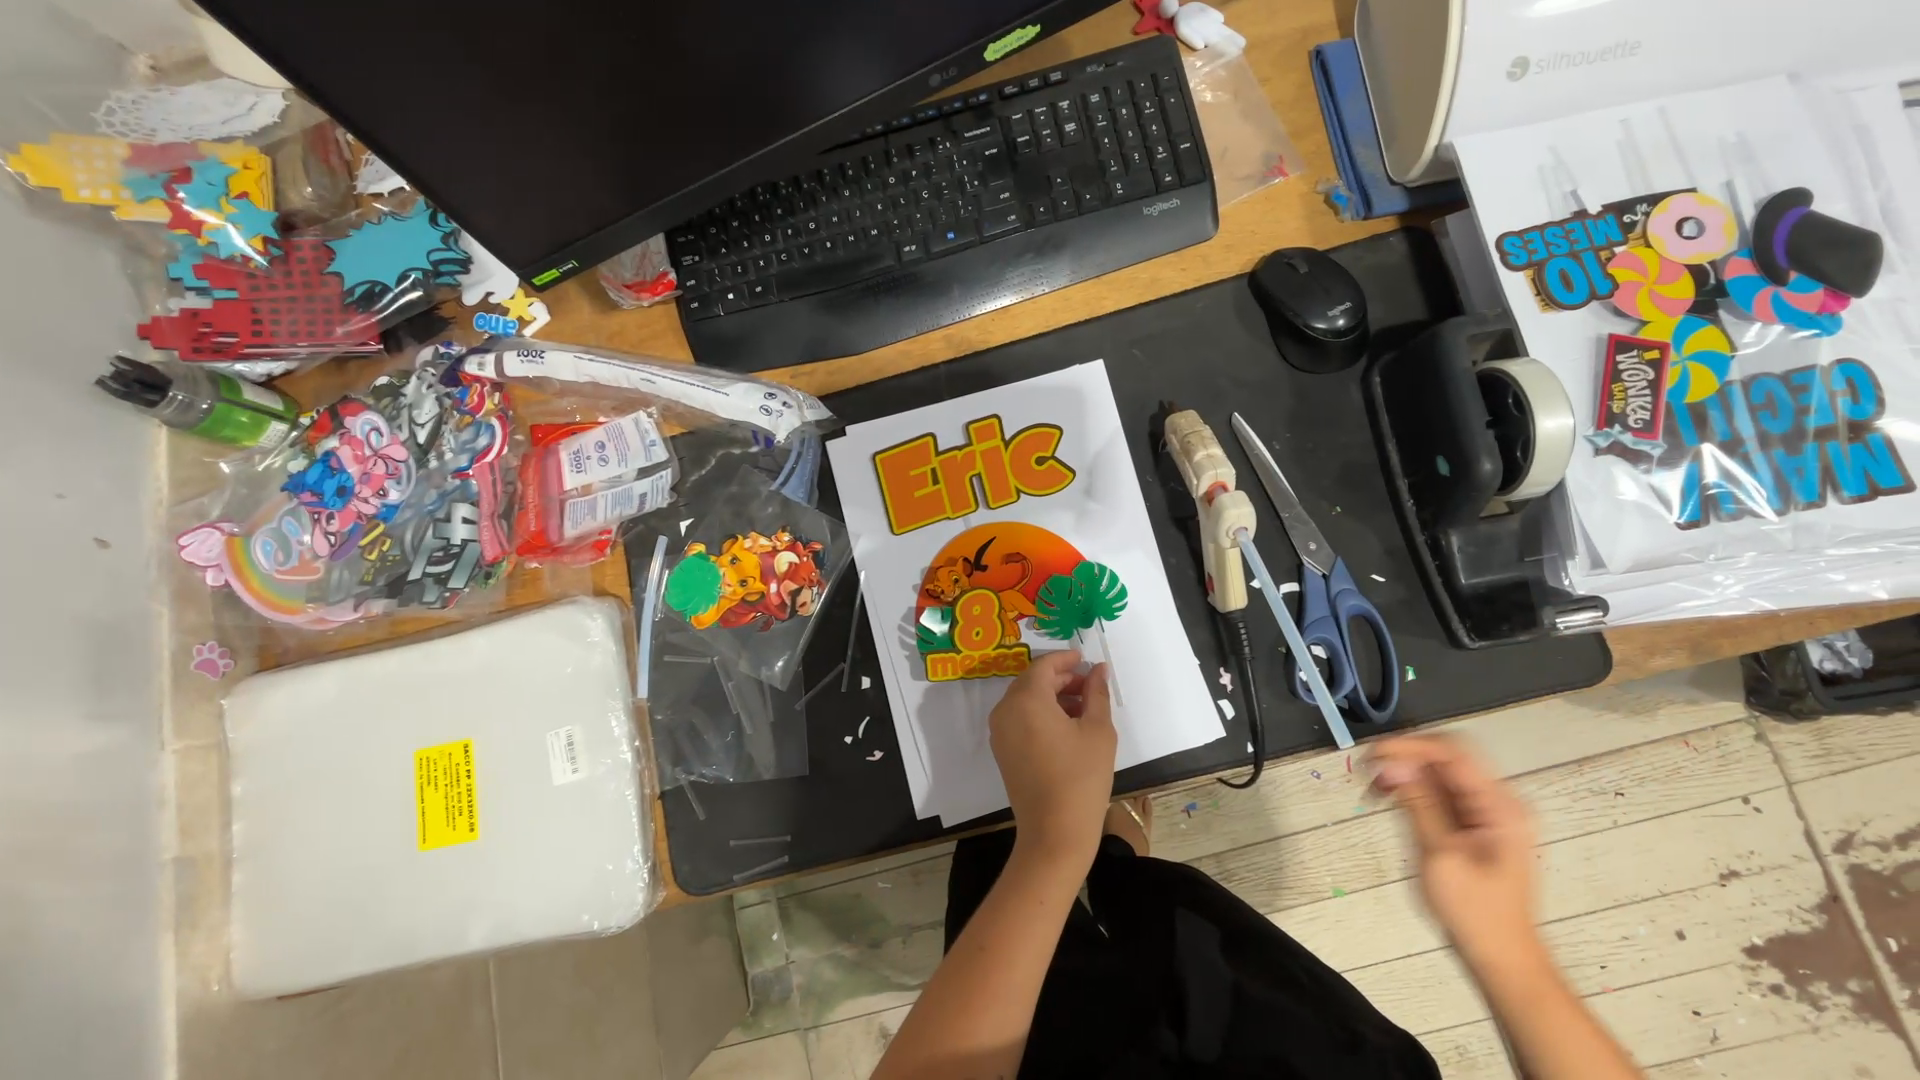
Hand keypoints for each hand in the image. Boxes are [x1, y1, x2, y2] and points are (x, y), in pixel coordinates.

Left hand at [989, 651, 1117, 867]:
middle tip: (1090, 685)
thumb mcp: (1098, 730)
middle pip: (1032, 682)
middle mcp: (1005, 711)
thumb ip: (1096, 693)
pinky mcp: (1003, 752)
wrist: (1054, 832)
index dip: (1065, 659)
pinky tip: (1068, 727)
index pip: (1043, 666)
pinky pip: (1020, 720)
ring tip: (1085, 708)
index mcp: (1026, 699)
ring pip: (1025, 701)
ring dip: (1052, 697)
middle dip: (1060, 679)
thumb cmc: (1081, 777)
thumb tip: (1098, 670)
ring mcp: (1000, 733)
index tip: (1086, 660)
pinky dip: (1041, 714)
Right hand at [1370, 735, 1538, 967]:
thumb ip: (1419, 804)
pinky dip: (1413, 790)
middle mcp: (1498, 802)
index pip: (1453, 753)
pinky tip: (1390, 799)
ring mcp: (1488, 813)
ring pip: (1440, 773)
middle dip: (1404, 758)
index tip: (1372, 756)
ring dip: (1405, 773)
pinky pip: (1441, 793)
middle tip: (1369, 772)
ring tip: (1374, 789)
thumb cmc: (1474, 911)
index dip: (1410, 746)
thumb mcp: (1440, 855)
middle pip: (1447, 758)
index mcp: (1500, 806)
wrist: (1501, 955)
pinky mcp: (1474, 824)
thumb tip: (1395, 765)